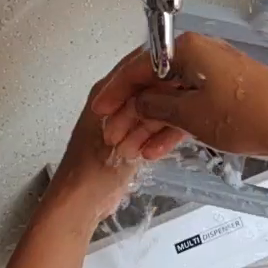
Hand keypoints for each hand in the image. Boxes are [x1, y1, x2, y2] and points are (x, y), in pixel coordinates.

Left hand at [45, 61, 188, 224]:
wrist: (80, 204)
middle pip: (150, 86)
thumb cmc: (91, 173)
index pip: (140, 63)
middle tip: (177, 112)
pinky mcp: (126, 138)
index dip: (166, 67)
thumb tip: (172, 90)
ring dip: (160, 122)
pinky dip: (157, 136)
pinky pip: (150, 128)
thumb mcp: (125, 136)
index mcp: (104, 93)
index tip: (186, 76)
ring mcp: (120, 120)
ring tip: (159, 139)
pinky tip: (159, 148)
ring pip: (152, 108)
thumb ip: (149, 111)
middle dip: (165, 99)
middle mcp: (111, 101)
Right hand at [88, 33, 267, 161]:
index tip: (102, 107)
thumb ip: (157, 108)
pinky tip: (158, 147)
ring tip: (131, 147)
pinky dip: (172, 127)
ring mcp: (214, 77)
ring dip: (149, 124)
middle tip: (114, 132)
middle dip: (131, 112)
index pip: (139, 66)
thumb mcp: (191, 115)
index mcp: (190, 50)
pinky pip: (189, 109)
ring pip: (170, 99)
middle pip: (154, 83)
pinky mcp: (226, 97)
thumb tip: (141, 104)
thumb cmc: (253, 115)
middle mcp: (202, 57)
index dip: (116, 91)